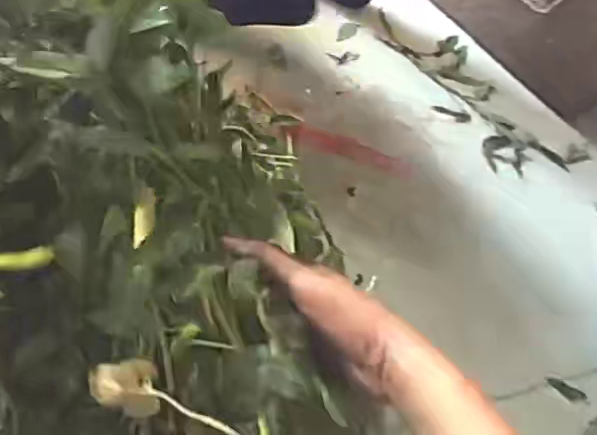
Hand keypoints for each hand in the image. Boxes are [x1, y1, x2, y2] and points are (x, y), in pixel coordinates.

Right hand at [225, 238, 513, 434]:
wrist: (383, 359)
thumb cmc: (344, 311)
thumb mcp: (302, 277)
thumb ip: (269, 258)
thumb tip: (227, 237)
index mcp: (312, 272)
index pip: (272, 258)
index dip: (247, 254)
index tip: (217, 252)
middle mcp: (313, 294)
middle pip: (273, 285)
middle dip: (248, 282)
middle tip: (213, 280)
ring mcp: (316, 323)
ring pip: (277, 311)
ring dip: (256, 311)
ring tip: (222, 308)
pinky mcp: (318, 348)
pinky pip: (285, 336)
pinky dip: (269, 335)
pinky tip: (249, 333)